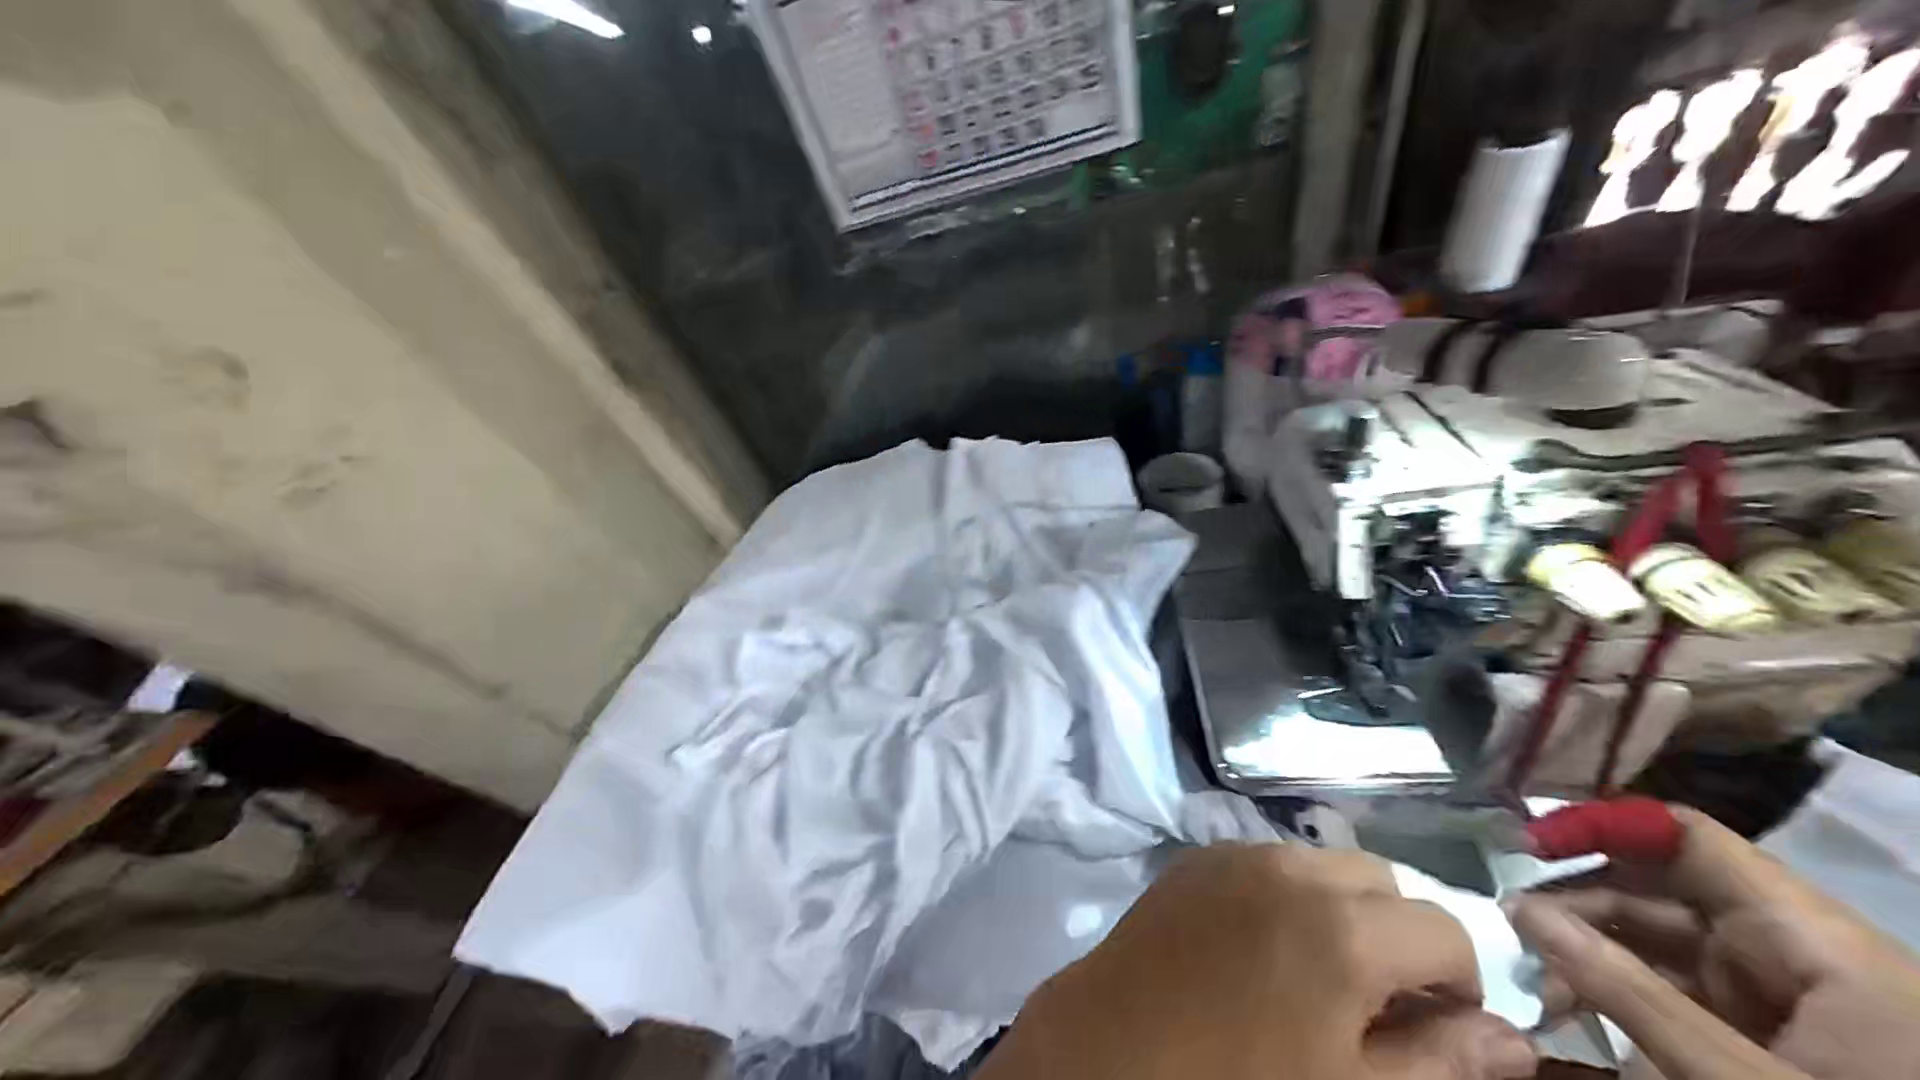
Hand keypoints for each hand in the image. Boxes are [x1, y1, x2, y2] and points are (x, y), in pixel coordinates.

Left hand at [978, 844, 1536, 1079]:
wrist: (1108, 1052)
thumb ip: (1441, 1061)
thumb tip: (1512, 1037)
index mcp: (1341, 925)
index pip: (1444, 928)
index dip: (1457, 983)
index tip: (1434, 1027)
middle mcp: (1289, 866)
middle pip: (1381, 882)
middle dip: (1397, 935)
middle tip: (1374, 1001)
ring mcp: (1234, 854)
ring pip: (1321, 864)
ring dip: (1339, 909)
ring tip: (1315, 973)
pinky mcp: (1194, 858)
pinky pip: (1264, 860)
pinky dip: (1285, 892)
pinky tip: (1260, 946)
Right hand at [1506, 806, 1919, 1079]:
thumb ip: (1628, 992)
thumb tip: (1521, 911)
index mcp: (1812, 938)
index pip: (1687, 838)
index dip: (1602, 827)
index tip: (1524, 846)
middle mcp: (1793, 949)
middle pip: (1657, 889)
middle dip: (1576, 906)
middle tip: (1510, 933)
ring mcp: (1781, 994)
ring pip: (1656, 940)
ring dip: (1587, 952)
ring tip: (1534, 984)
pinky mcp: (1771, 1033)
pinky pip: (1676, 987)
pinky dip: (1619, 991)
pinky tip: (1569, 1008)